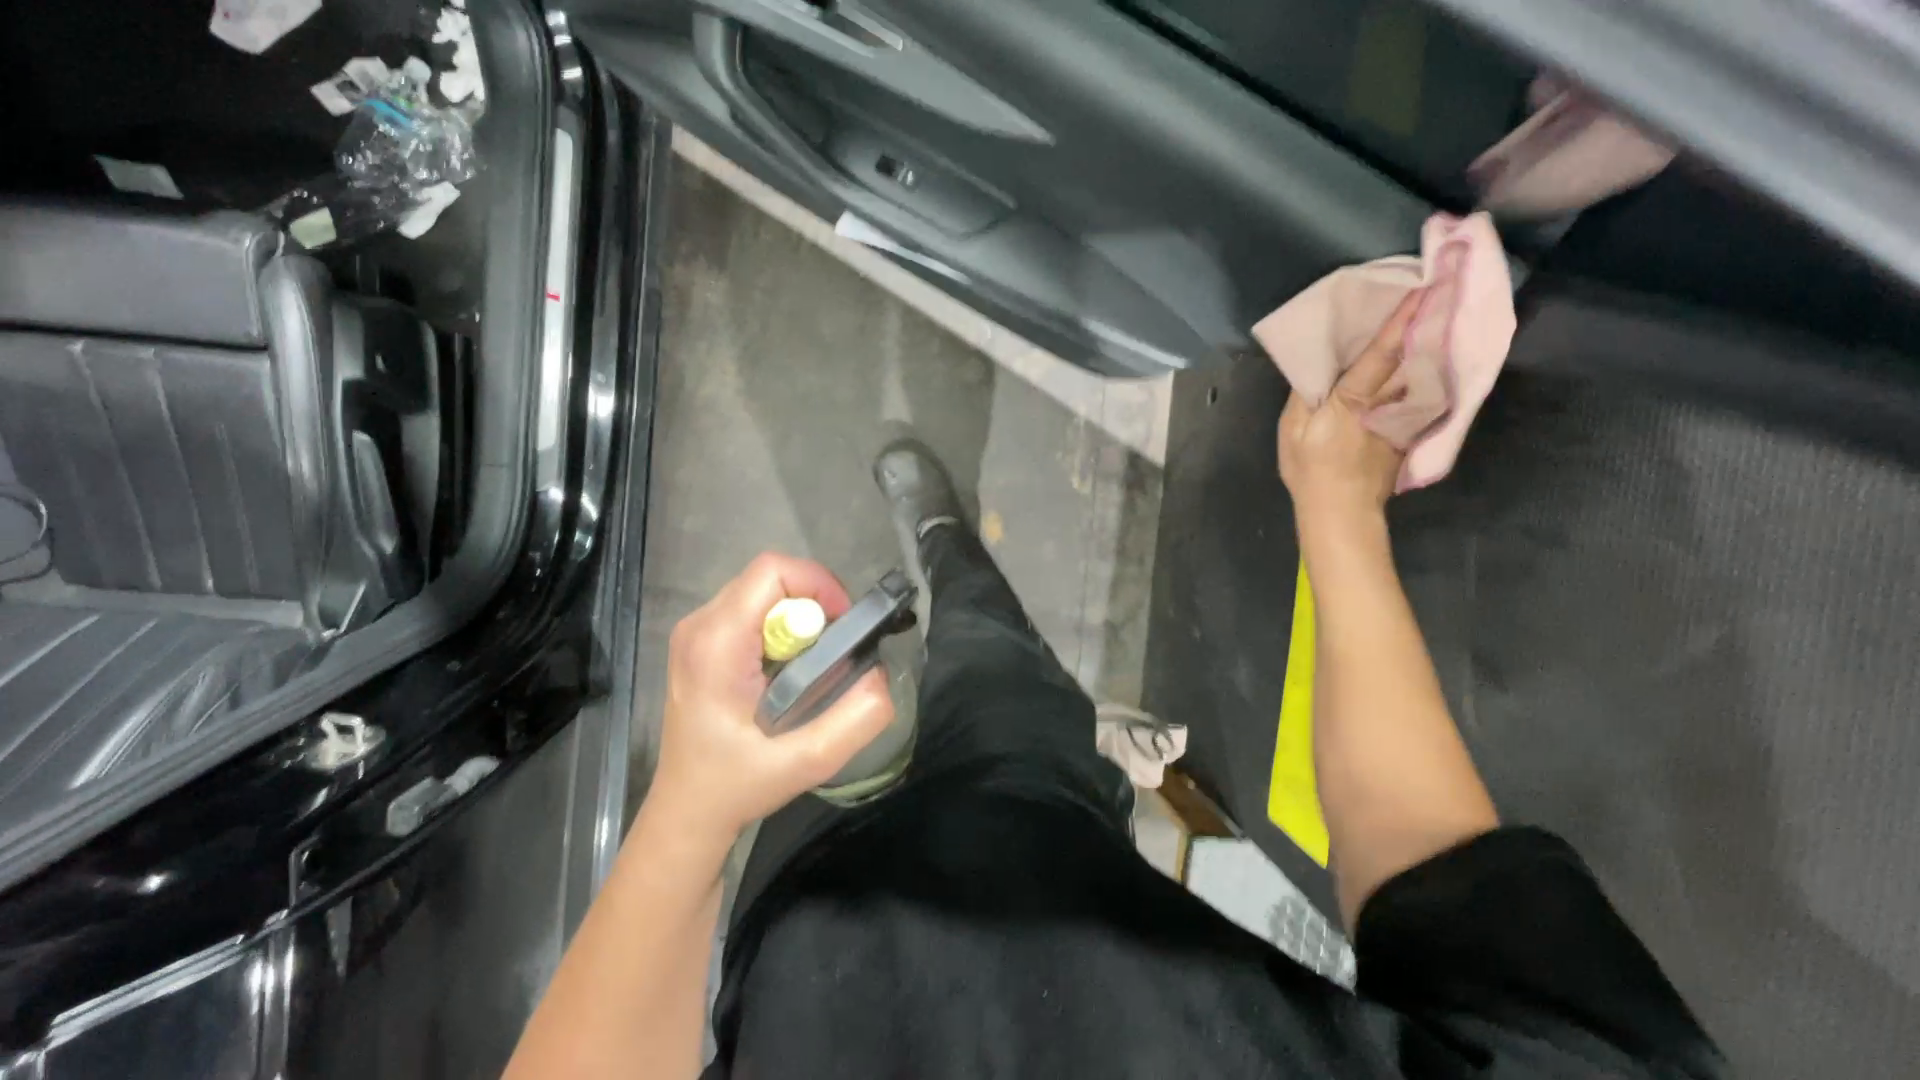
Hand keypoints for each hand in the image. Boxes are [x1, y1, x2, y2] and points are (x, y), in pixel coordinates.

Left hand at [650, 553, 894, 841]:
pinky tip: (787, 672)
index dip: (818, 585)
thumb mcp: (807, 761)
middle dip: (813, 605)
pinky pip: (751, 609)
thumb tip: (881, 676)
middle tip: (834, 653)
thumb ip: (855, 719)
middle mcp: (699, 625)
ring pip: (762, 592)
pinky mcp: (700, 642)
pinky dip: (781, 628)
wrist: (687, 810)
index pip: (772, 572)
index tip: (843, 627)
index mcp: (716, 643)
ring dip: (799, 618)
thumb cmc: (738, 785)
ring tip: (813, 666)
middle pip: (769, 578)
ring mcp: (695, 632)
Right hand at [1278, 290, 1420, 529]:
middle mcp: (1383, 403)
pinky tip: (1432, 353)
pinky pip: (1420, 391)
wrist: (1341, 511)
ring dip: (1431, 341)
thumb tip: (1318, 364)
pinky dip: (1426, 369)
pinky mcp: (1409, 429)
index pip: (1379, 354)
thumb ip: (1305, 394)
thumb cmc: (1311, 470)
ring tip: (1443, 311)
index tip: (1420, 290)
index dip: (1399, 323)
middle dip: (1424, 322)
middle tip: (1442, 287)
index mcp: (1351, 400)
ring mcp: (1402, 416)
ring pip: (1419, 372)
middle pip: (1408, 357)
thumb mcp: (1292, 430)